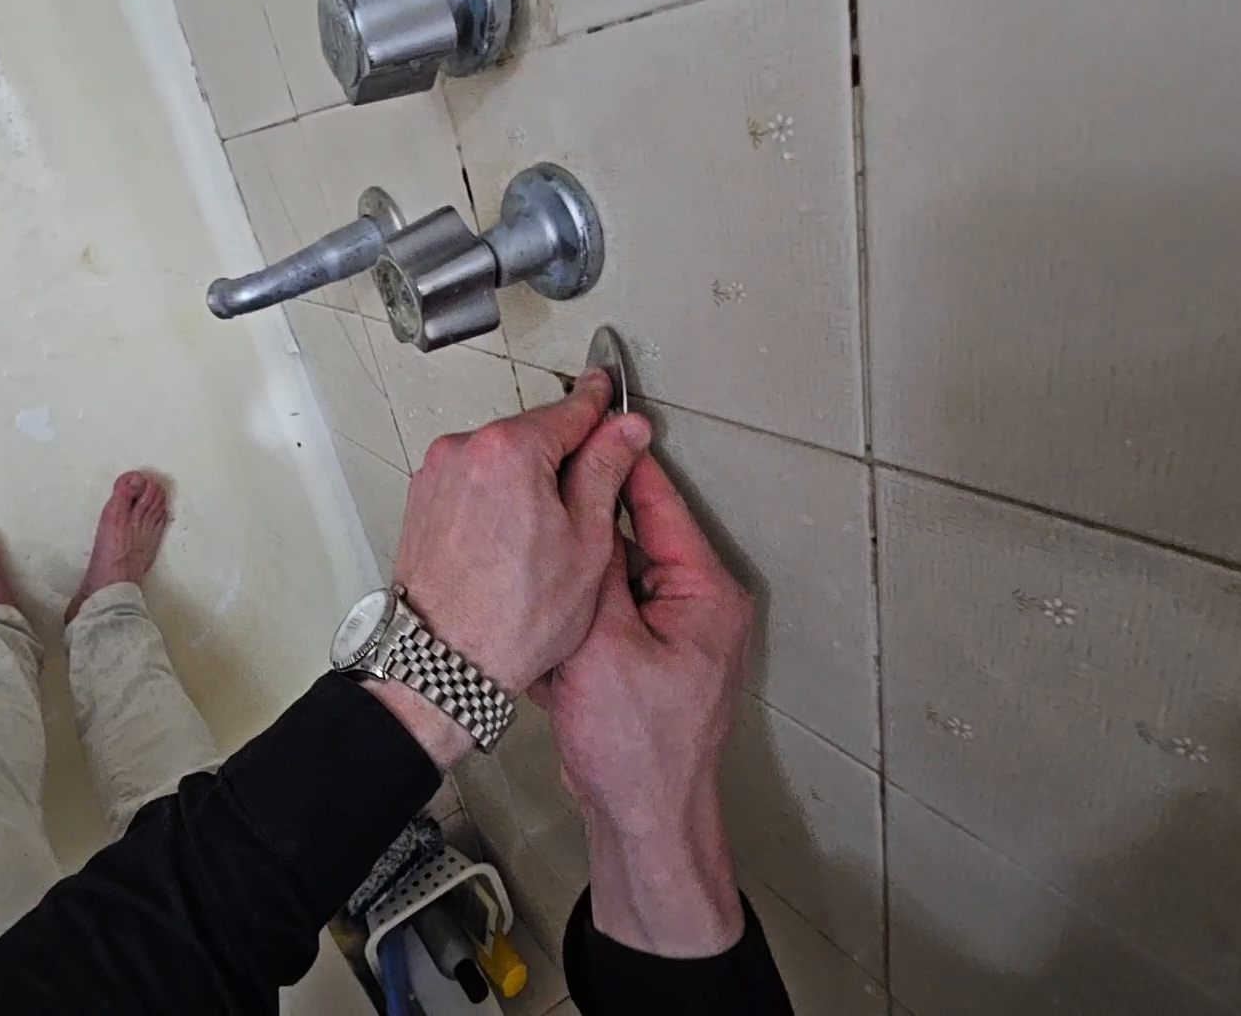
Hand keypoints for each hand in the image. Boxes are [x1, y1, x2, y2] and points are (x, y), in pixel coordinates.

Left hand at [367, 369, 650, 767]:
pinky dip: (496, 493)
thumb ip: (605, 471)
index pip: (568, 410)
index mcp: (508, 451)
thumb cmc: (514, 615)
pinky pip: (472, 478)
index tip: (606, 387)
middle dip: (562, 453)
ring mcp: (436, 474)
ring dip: (526, 476)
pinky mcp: (422, 498)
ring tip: (543, 535)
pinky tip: (509, 537)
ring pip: (499, 457)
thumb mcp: (586, 541)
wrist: (443, 657)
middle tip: (588, 497)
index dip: (597, 404)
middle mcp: (462, 450)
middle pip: (530, 434)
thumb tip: (625, 429)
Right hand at [529, 452, 754, 957]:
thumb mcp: (605, 645)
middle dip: (580, 528)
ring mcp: (661, 625)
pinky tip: (547, 629)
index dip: (622, 463)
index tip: (592, 425)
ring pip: (605, 572)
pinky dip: (570, 610)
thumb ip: (593, 570)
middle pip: (629, 535)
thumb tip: (584, 508)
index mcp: (701, 592)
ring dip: (570, 574)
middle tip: (541, 504)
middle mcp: (689, 601)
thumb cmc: (639, 746)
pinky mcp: (635, 647)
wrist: (639, 815)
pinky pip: (597, 607)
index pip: (659, 504)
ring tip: (538, 577)